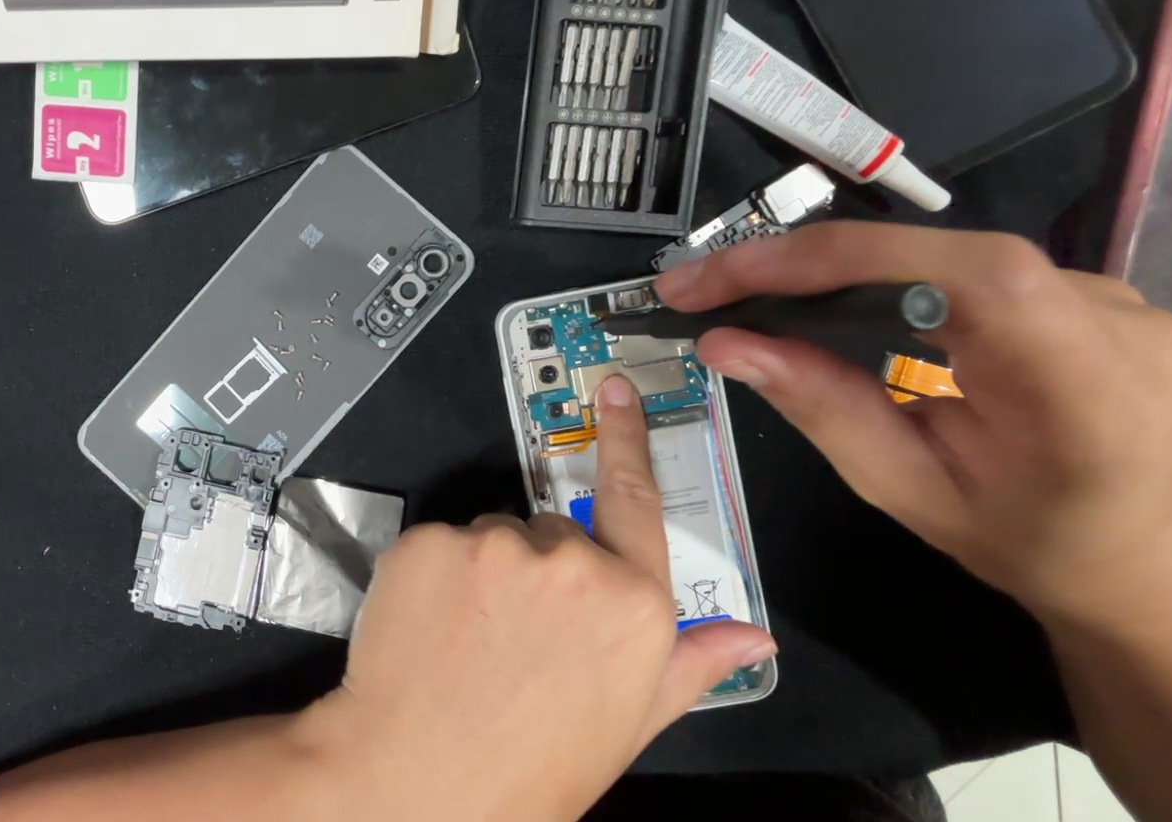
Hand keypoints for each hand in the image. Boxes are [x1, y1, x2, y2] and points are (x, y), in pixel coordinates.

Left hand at [295, 376, 775, 821]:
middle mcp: (569, 560)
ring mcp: (494, 544)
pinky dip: (436, 573)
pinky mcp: (431, 540)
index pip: (635, 500)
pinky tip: (434, 623)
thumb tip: (752, 634)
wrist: (419, 781)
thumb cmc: (535, 764)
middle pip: (553, 529)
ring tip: (472, 638)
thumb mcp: (629, 722)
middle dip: (540, 568)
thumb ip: (689, 664)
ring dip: (485, 572)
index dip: (627, 440)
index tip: (616, 390)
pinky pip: (442, 541)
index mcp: (632, 602)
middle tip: (516, 633)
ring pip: (493, 536)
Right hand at [655, 221, 1171, 622]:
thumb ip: (819, 406)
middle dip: (799, 262)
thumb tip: (721, 343)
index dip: (831, 261)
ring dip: (825, 266)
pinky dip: (868, 272)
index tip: (717, 281)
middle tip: (700, 287)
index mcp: (1083, 391)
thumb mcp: (898, 484)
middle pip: (929, 252)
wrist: (1123, 541)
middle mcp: (1111, 320)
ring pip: (930, 250)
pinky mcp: (1080, 282)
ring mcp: (1106, 292)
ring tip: (741, 292)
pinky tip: (824, 299)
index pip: (960, 279)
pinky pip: (948, 260)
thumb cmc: (1011, 531)